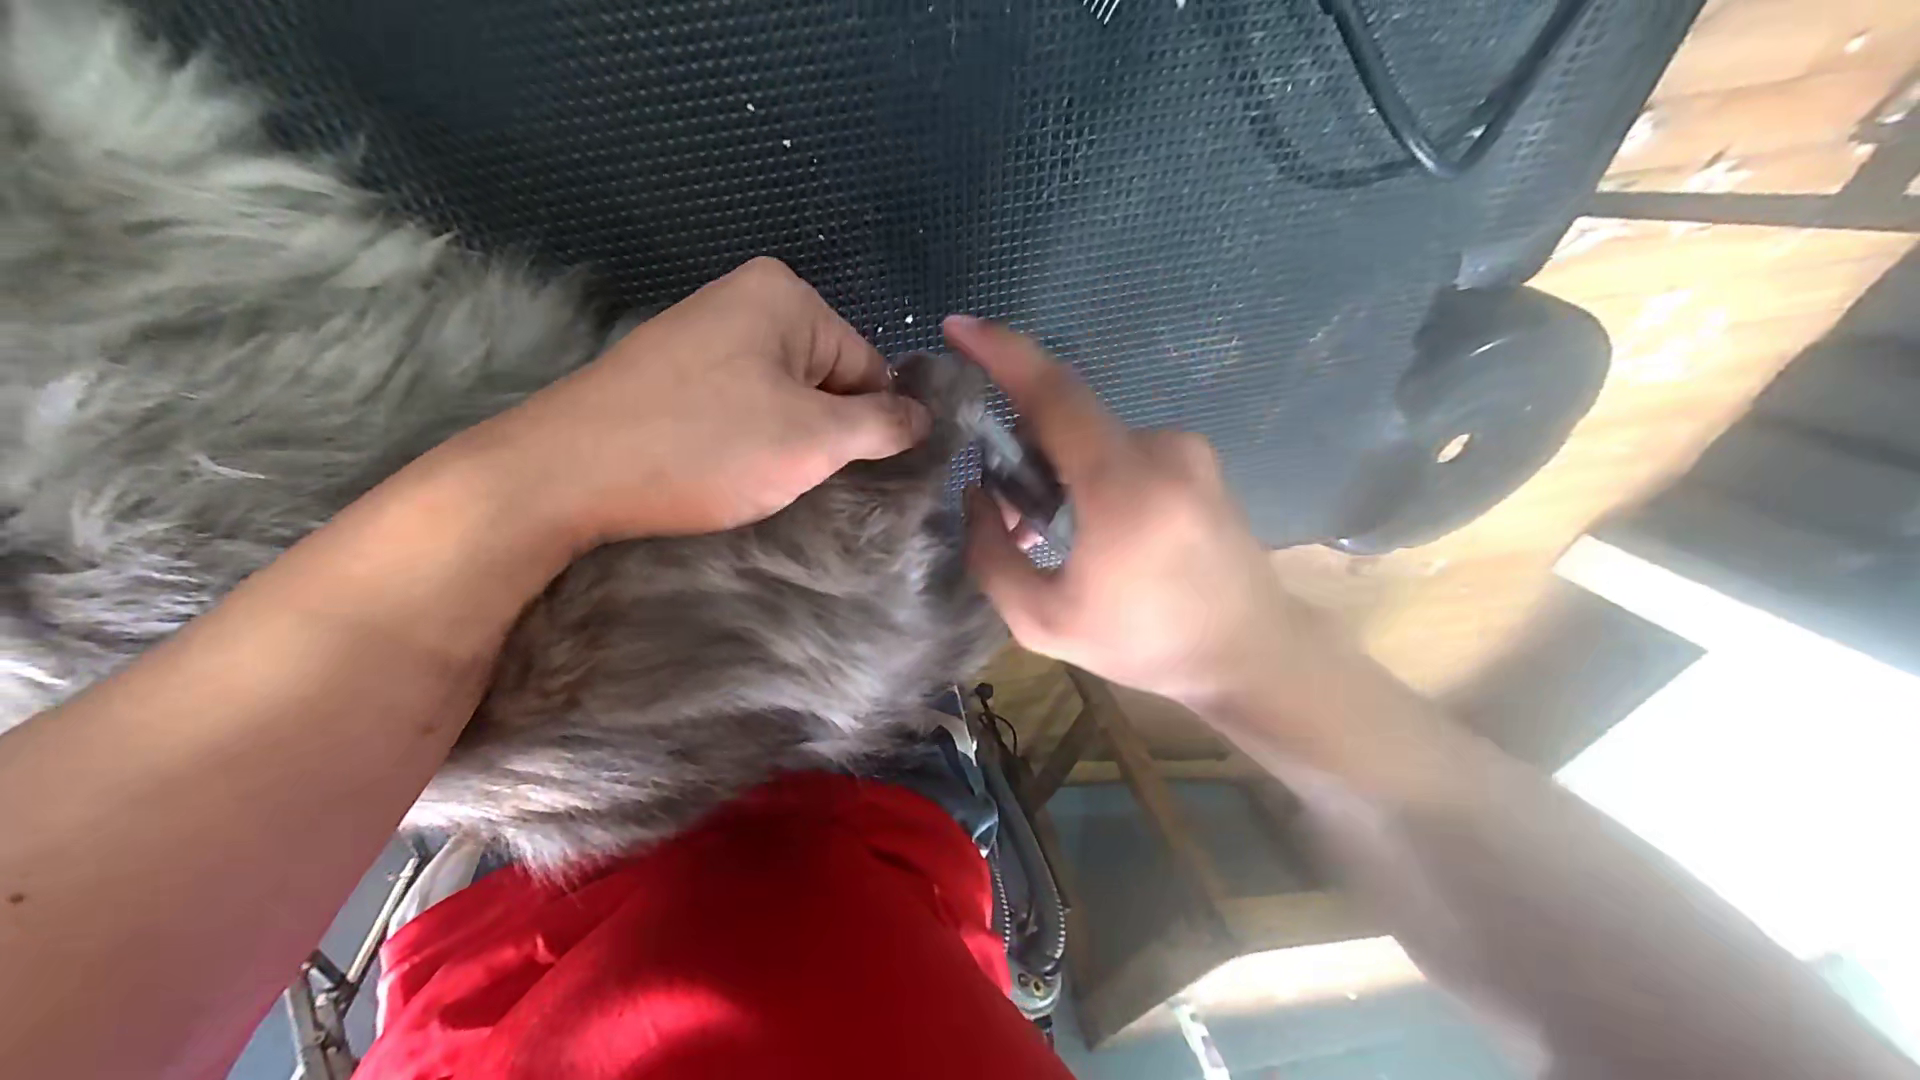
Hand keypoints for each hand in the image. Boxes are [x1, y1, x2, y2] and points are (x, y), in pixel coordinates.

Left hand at [461, 258, 928, 546]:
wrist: (566, 472)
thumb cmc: (705, 446)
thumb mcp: (815, 438)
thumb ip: (885, 423)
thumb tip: (928, 417)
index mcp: (787, 297)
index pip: (870, 365)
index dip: (872, 424)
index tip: (854, 472)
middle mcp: (747, 299)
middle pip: (828, 378)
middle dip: (826, 432)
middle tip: (801, 477)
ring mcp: (706, 333)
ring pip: (786, 397)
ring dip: (789, 442)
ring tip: (761, 477)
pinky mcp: (676, 371)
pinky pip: (744, 404)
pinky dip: (750, 439)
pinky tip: (729, 468)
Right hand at [948, 315, 1322, 708]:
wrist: (1250, 654)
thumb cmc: (1146, 644)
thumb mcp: (1045, 622)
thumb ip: (992, 557)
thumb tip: (977, 495)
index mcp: (1124, 489)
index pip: (1056, 394)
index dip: (1002, 352)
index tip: (959, 329)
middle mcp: (1163, 450)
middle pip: (1068, 417)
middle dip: (1022, 448)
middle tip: (1007, 512)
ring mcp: (1189, 450)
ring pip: (1094, 437)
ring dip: (1059, 469)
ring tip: (1055, 531)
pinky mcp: (1200, 460)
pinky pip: (1124, 448)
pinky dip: (1093, 473)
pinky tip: (1097, 526)